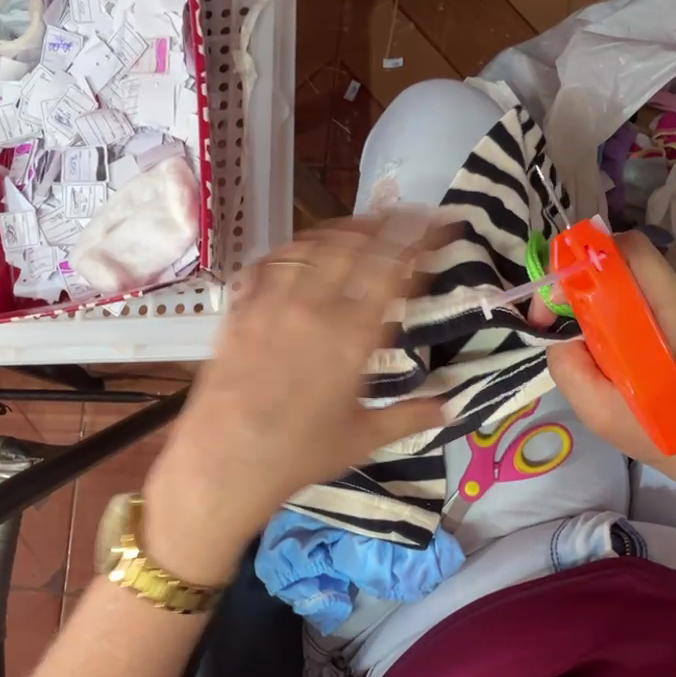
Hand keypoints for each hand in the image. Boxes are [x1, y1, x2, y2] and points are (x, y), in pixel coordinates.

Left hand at [142, 214, 447, 584]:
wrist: (224, 462)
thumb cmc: (298, 456)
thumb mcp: (362, 439)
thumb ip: (409, 417)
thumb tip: (452, 404)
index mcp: (354, 338)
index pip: (396, 272)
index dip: (422, 241)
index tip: (440, 225)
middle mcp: (316, 308)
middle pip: (357, 245)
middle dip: (389, 222)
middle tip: (408, 214)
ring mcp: (274, 304)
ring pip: (314, 245)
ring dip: (345, 228)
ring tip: (364, 225)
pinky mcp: (241, 310)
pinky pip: (271, 262)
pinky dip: (295, 248)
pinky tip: (304, 250)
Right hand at [547, 231, 675, 488]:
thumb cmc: (657, 433)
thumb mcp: (597, 410)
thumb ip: (568, 362)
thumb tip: (557, 328)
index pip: (629, 250)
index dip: (583, 261)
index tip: (555, 298)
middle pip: (628, 258)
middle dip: (583, 276)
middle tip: (557, 313)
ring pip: (633, 275)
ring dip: (598, 292)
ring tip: (579, 333)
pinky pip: (642, 292)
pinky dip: (615, 305)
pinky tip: (606, 341)